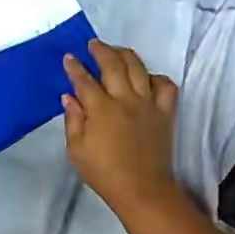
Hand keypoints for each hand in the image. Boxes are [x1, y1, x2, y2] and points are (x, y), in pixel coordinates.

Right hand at [62, 39, 182, 211]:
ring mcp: (149, 104)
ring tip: (117, 51)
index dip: (75, 67)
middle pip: (114, 65)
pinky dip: (156, 77)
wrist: (141, 189)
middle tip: (92, 45)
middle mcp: (126, 100)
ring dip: (126, 55)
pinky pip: (166, 86)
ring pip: (140, 68)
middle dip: (101, 51)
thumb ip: (73, 120)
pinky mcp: (165, 112)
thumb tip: (69, 97)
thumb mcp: (76, 150)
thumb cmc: (103, 173)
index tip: (68, 57)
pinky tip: (147, 78)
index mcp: (101, 109)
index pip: (85, 81)